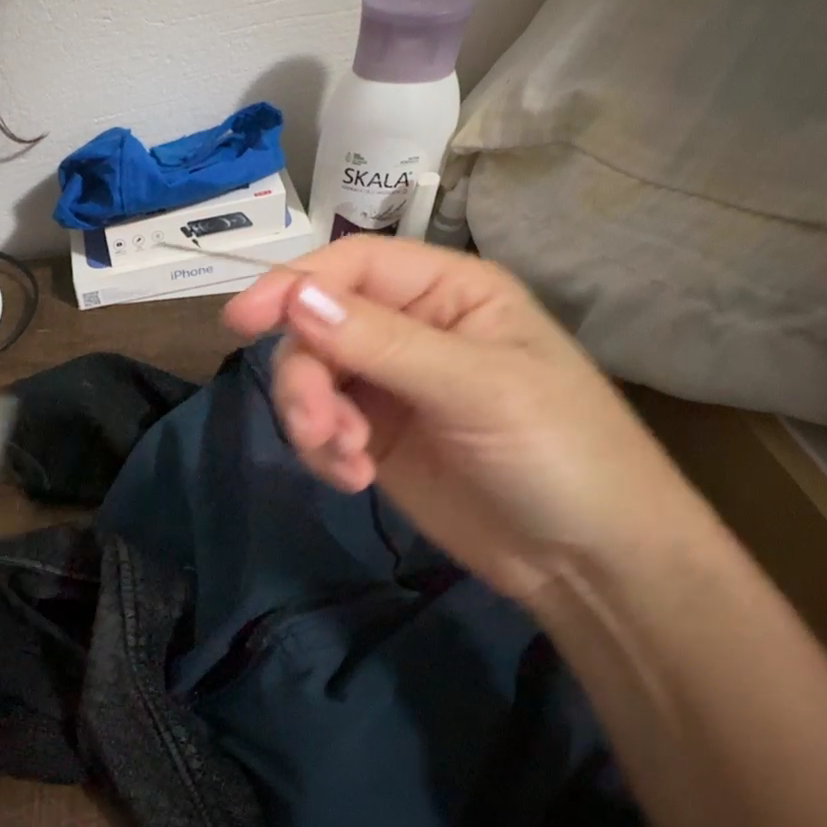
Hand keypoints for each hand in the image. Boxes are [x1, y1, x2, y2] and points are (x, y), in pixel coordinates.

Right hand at [222, 236, 699, 600]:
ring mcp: (389, 387)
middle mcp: (410, 330)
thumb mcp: (477, 389)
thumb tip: (293, 299)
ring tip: (349, 463)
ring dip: (312, 421)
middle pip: (316, 329)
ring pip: (310, 380)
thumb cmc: (560, 453)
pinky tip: (354, 479)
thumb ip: (382, 343)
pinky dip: (322, 451)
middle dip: (305, 380)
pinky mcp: (375, 439)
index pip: (351, 267)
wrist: (585, 559)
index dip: (292, 286)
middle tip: (318, 431)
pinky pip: (319, 427)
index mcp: (448, 293)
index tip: (240, 322)